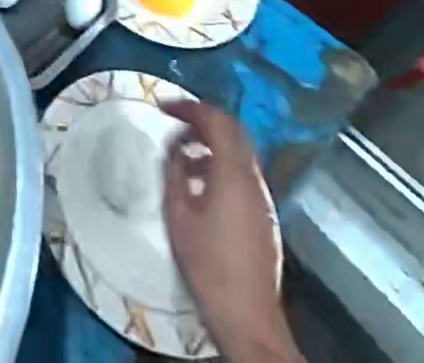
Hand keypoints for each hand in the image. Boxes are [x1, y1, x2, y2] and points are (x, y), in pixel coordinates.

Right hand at [161, 101, 302, 362]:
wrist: (246, 317)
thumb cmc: (207, 264)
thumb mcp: (178, 214)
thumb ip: (174, 173)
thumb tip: (173, 149)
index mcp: (232, 173)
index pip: (216, 122)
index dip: (189, 107)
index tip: (163, 106)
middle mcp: (252, 179)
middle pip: (232, 131)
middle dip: (201, 118)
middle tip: (172, 118)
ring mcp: (261, 197)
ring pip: (238, 151)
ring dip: (210, 140)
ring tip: (180, 148)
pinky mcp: (261, 214)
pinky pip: (240, 172)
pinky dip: (218, 161)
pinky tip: (197, 180)